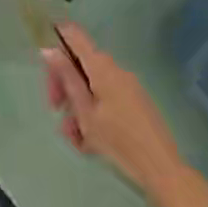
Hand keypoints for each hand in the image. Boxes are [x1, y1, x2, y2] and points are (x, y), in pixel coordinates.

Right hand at [43, 21, 182, 185]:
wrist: (164, 172)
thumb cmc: (118, 141)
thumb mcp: (85, 112)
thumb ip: (66, 78)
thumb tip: (48, 49)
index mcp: (101, 66)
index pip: (73, 34)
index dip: (55, 38)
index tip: (43, 62)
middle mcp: (115, 69)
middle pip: (80, 63)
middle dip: (64, 83)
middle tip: (56, 110)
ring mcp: (128, 86)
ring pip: (92, 85)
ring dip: (77, 105)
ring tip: (74, 136)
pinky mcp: (135, 103)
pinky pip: (106, 98)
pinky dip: (94, 112)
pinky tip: (89, 141)